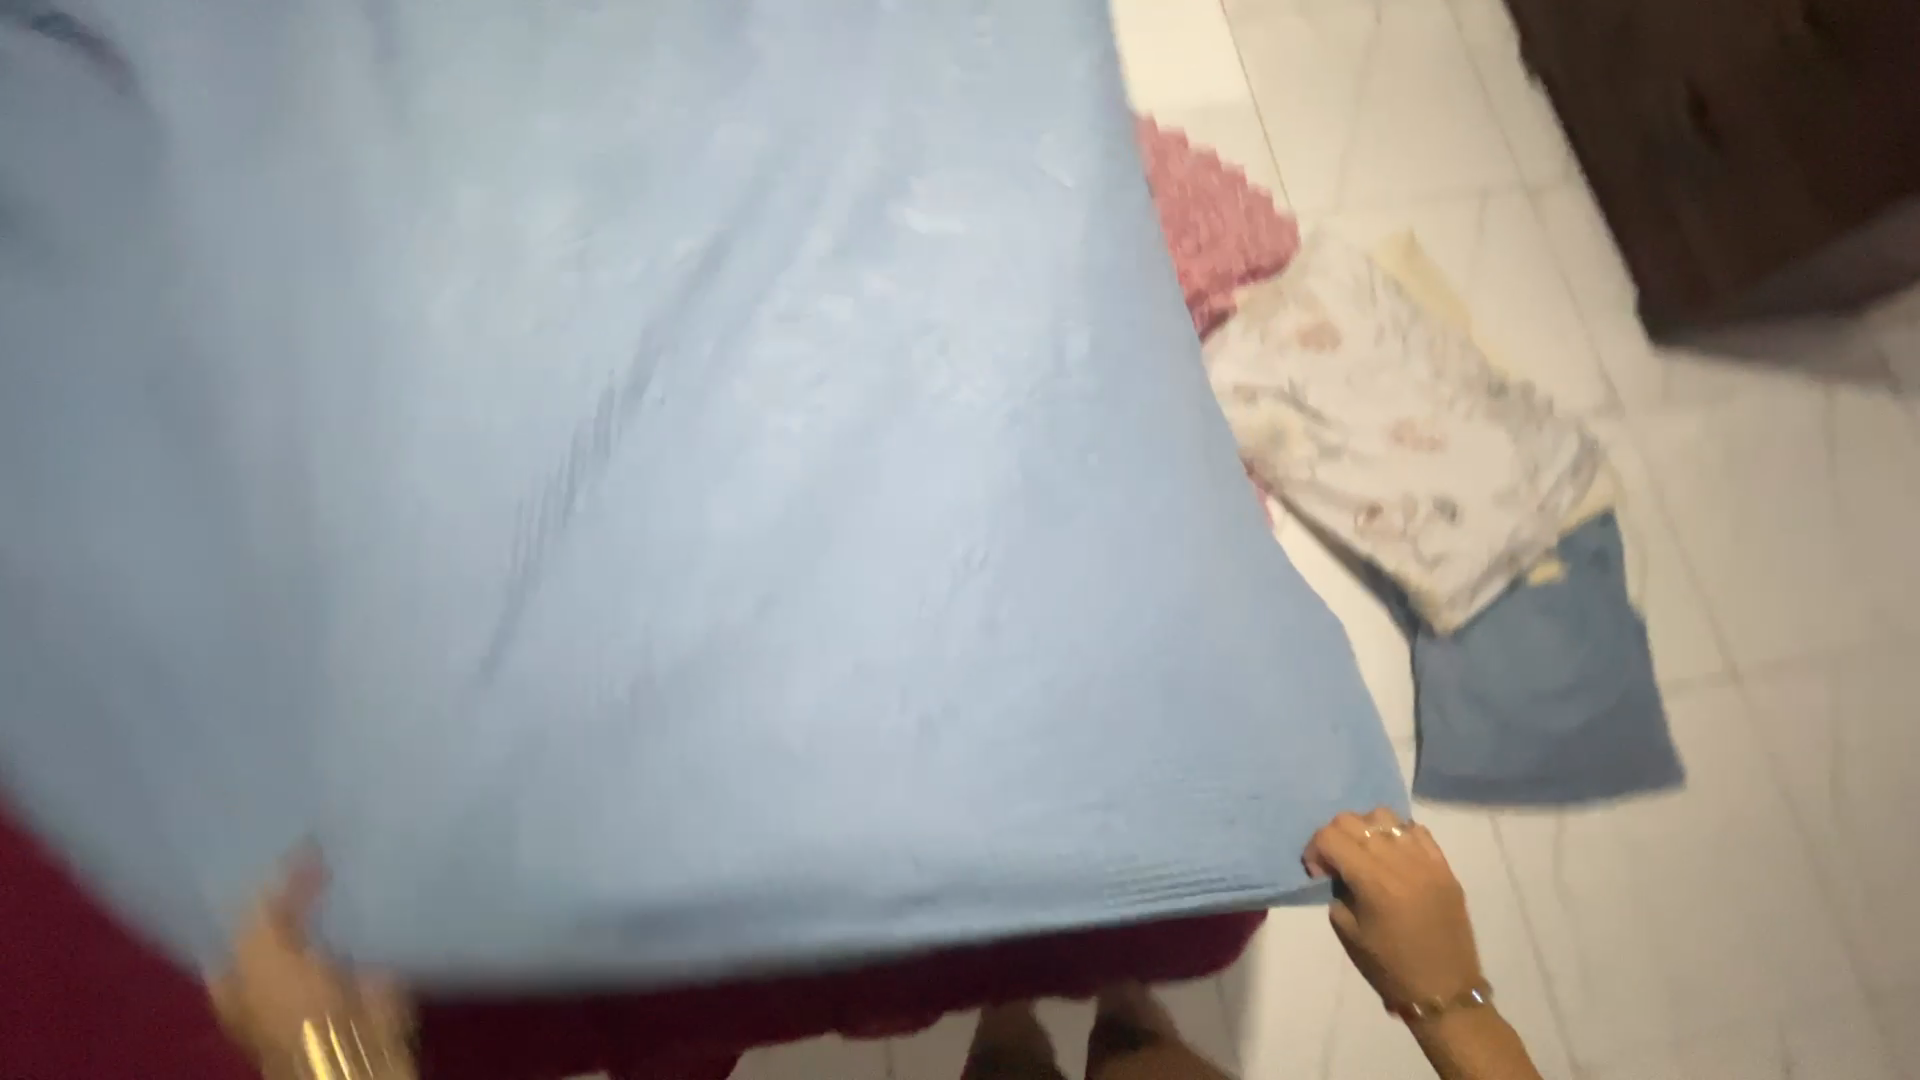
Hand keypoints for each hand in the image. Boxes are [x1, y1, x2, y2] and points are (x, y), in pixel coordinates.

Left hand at [205, 848, 415, 1079]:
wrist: (354, 1032)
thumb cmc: (294, 1005)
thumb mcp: (263, 955)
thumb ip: (268, 908)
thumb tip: (293, 853)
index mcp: (236, 970)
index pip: (243, 915)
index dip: (258, 883)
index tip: (281, 844)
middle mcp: (273, 965)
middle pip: (285, 913)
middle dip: (302, 881)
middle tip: (322, 841)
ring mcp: (319, 962)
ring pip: (325, 915)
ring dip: (338, 890)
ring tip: (353, 848)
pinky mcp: (361, 958)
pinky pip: (361, 923)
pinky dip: (368, 902)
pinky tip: (377, 874)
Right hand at [1303, 808, 1483, 1008]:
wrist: (1445, 992)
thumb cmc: (1389, 967)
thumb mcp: (1346, 929)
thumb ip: (1338, 889)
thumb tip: (1338, 869)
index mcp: (1373, 881)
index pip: (1330, 836)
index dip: (1315, 850)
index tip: (1318, 873)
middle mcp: (1399, 862)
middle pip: (1352, 820)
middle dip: (1334, 836)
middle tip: (1337, 863)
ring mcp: (1425, 861)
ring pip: (1384, 816)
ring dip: (1366, 829)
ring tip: (1366, 854)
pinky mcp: (1444, 867)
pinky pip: (1417, 831)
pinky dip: (1398, 835)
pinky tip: (1394, 857)